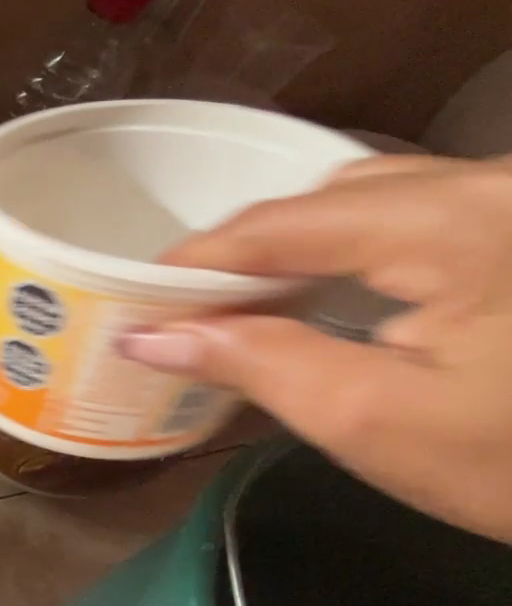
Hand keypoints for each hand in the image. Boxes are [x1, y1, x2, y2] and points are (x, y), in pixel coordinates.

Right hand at [118, 154, 511, 541]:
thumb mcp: (372, 419)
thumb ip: (255, 362)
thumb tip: (151, 338)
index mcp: (464, 222)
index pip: (284, 224)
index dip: (193, 262)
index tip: (130, 301)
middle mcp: (505, 186)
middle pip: (334, 196)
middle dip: (247, 251)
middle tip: (186, 312)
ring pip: (383, 199)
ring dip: (301, 248)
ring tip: (246, 308)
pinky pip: (430, 217)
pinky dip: (359, 251)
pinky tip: (331, 298)